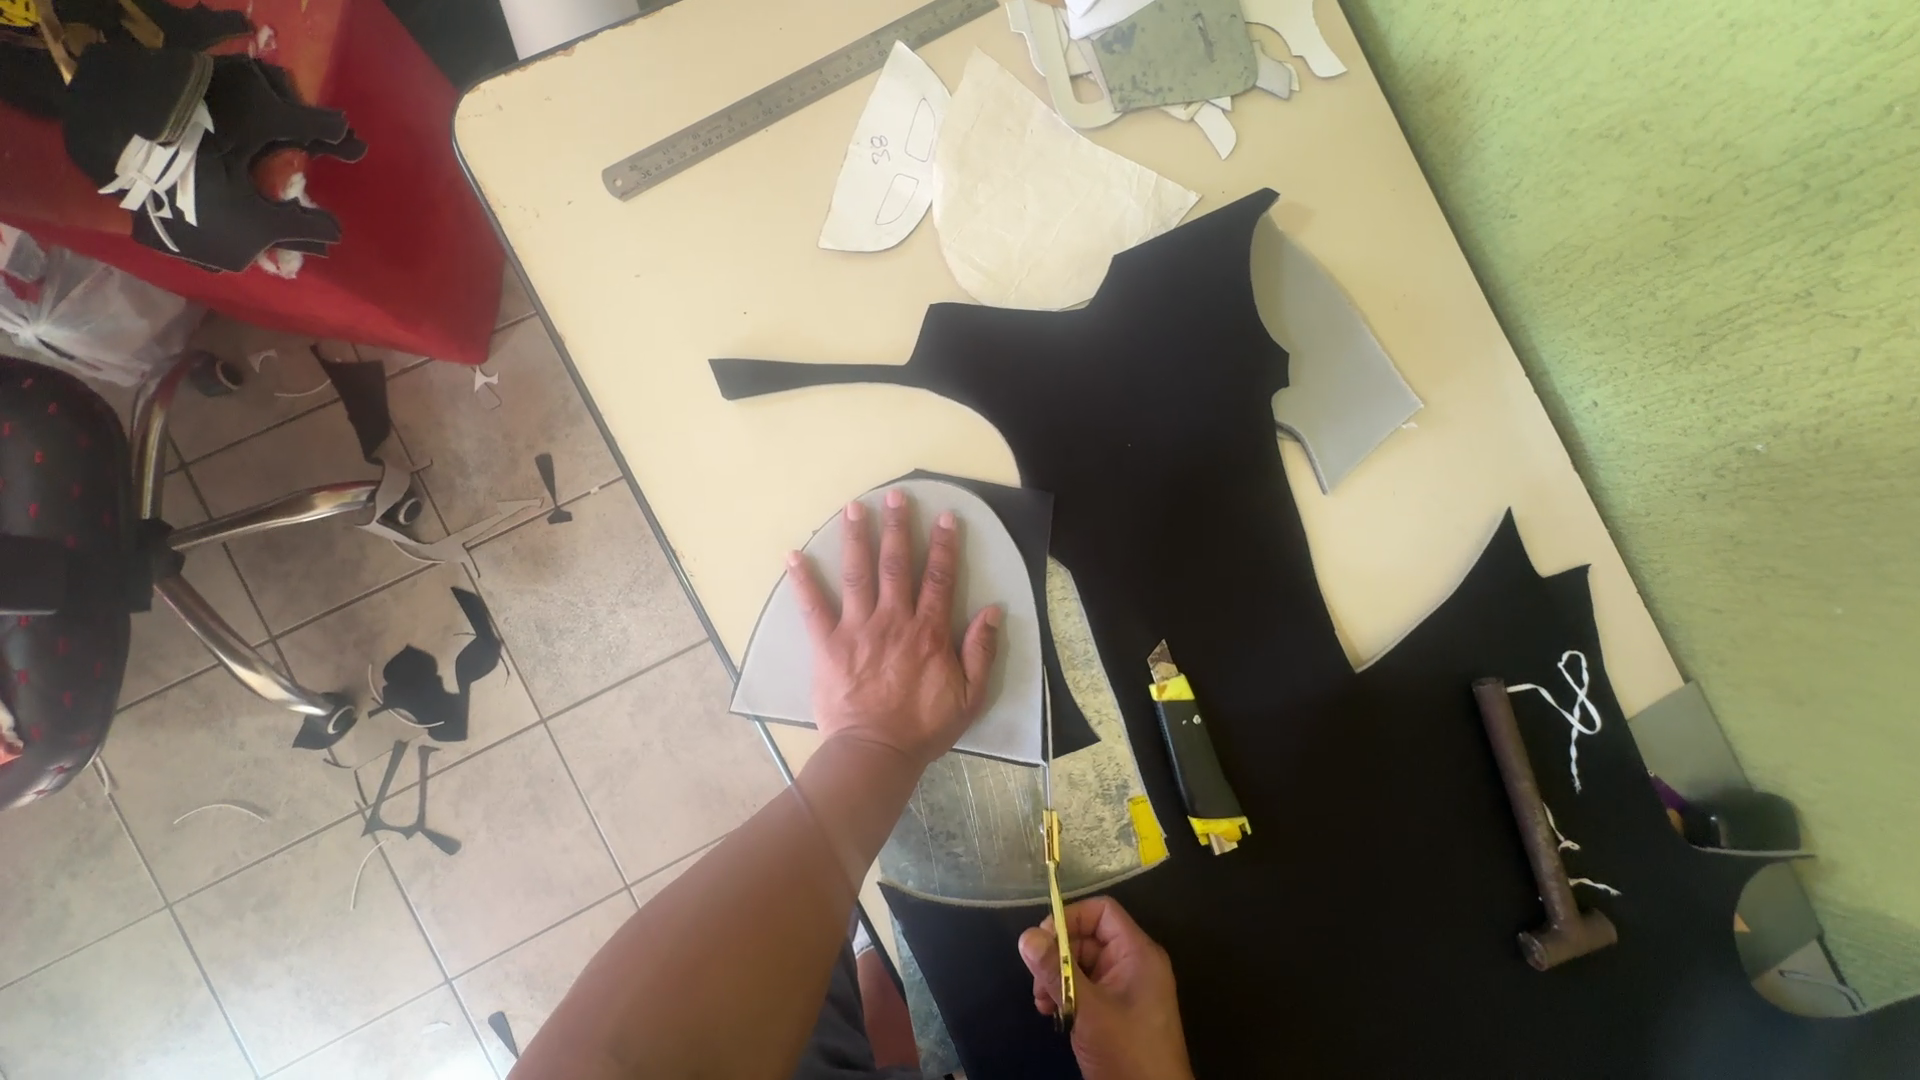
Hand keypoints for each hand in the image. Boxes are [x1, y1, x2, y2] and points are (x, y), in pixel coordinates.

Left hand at [787, 489, 1000, 768]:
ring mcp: (858, 629)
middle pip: (896, 564)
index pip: (939, 577)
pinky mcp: (828, 645)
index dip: (944, 545)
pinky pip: (813, 607)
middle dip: (898, 527)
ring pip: (857, 574)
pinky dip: (802, 581)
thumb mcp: (970, 696)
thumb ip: (981, 651)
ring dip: (856, 538)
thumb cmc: (924, 727)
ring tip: (854, 507)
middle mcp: (893, 620)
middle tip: (895, 495)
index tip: (945, 516)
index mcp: (928, 631)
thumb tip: (993, 610)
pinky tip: (792, 555)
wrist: (875, 753)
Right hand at [1018, 896, 1194, 1079]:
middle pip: (1087, 937)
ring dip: (1057, 978)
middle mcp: (1133, 964)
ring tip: (1042, 1003)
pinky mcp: (1115, 1011)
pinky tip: (1052, 1014)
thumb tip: (1026, 936)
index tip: (1043, 940)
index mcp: (1137, 953)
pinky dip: (1066, 995)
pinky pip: (1086, 987)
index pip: (1102, 912)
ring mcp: (1125, 988)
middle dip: (1057, 955)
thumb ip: (1056, 971)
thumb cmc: (1128, 1052)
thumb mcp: (1087, 1009)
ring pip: (1082, 964)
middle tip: (1037, 981)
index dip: (1071, 918)